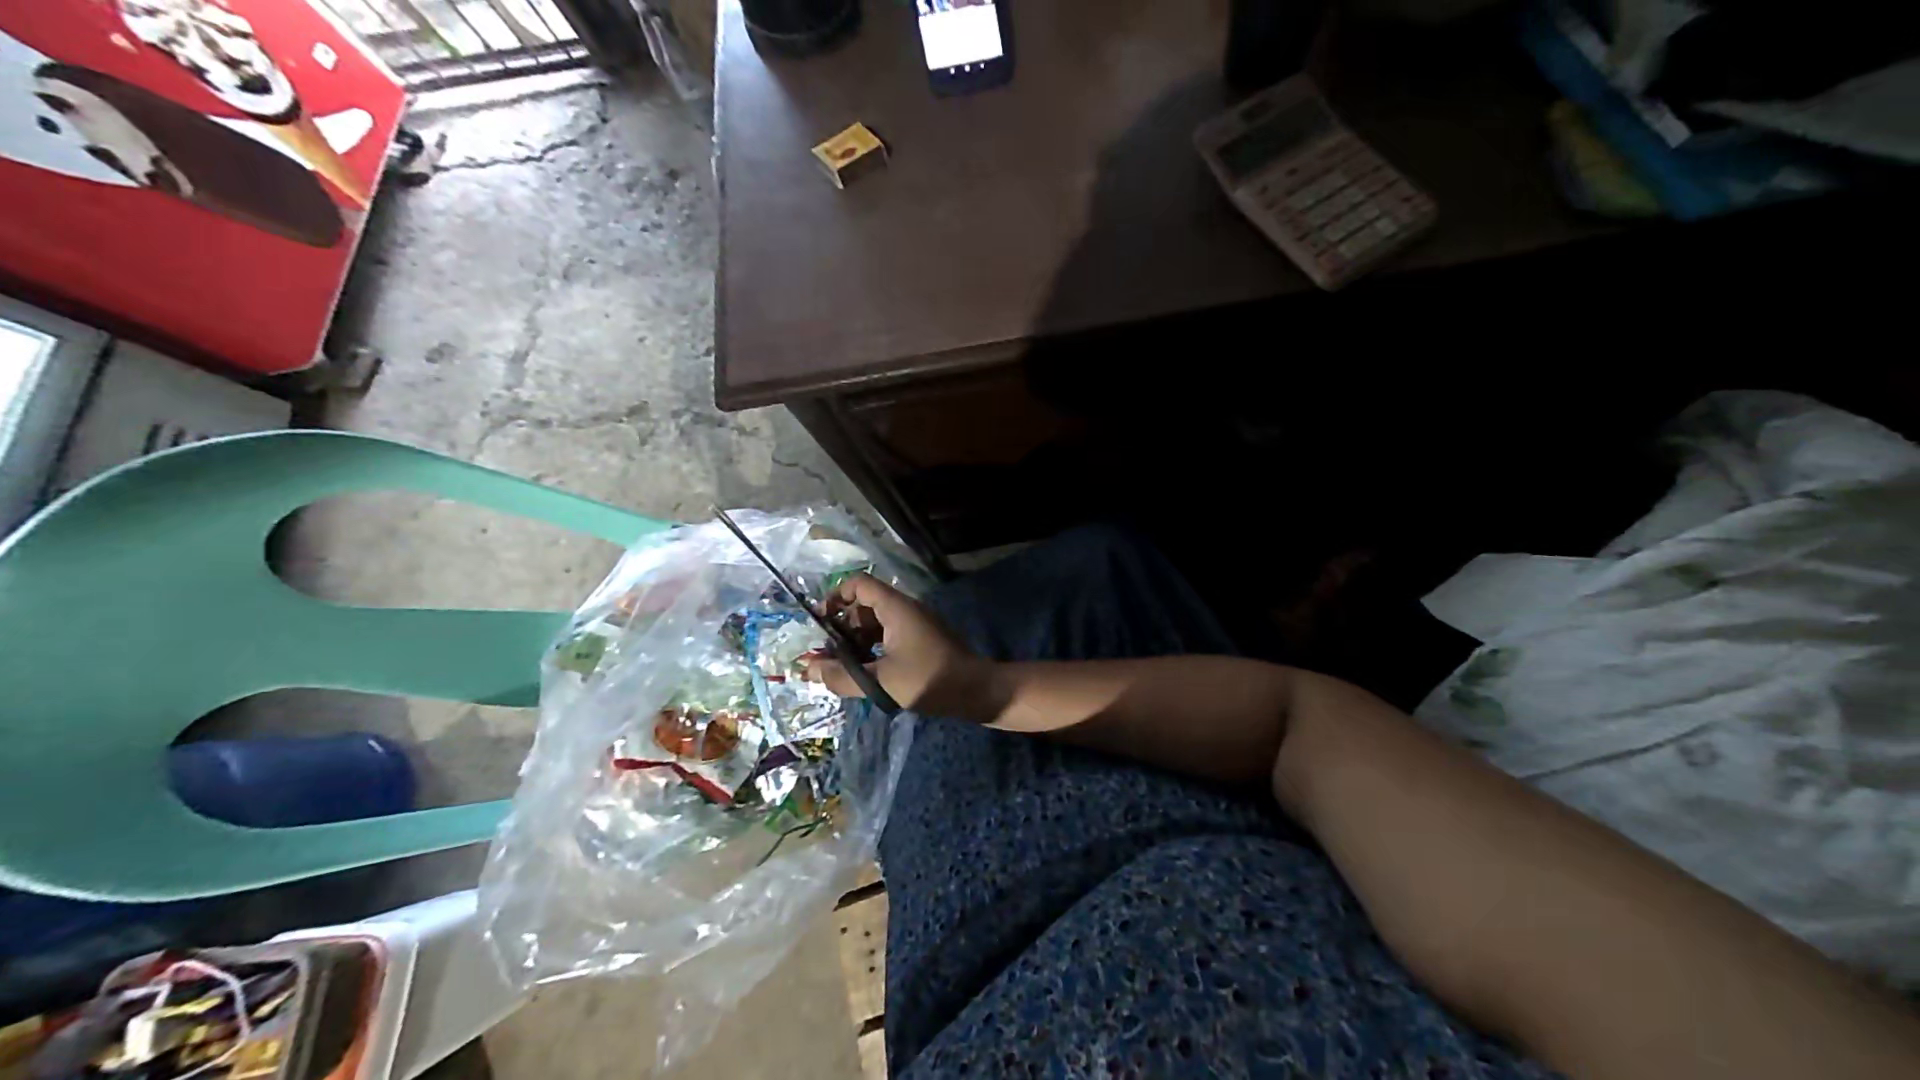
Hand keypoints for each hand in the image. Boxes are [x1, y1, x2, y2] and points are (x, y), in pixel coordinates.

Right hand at [805, 574, 995, 717]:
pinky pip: (888, 637)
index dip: (835, 597)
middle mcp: (904, 610)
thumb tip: (810, 670)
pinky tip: (866, 673)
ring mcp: (914, 625)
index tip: (821, 624)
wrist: (977, 691)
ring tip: (842, 669)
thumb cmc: (929, 679)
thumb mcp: (881, 681)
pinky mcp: (921, 641)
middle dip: (842, 628)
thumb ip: (842, 676)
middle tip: (827, 655)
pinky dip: (872, 649)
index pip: (858, 584)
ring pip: (875, 624)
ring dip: (856, 642)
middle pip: (864, 606)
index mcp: (896, 608)